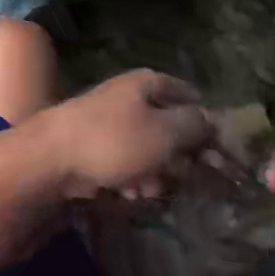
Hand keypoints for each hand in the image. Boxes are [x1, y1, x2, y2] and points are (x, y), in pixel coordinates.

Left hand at [33, 70, 212, 198]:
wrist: (54, 158)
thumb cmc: (114, 140)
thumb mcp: (163, 132)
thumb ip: (193, 124)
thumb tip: (211, 118)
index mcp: (148, 83)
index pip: (191, 98)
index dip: (208, 125)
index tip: (220, 156)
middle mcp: (132, 95)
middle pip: (171, 126)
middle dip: (179, 157)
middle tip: (180, 177)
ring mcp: (114, 119)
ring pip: (152, 150)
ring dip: (155, 173)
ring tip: (145, 186)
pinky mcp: (100, 145)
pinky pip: (129, 162)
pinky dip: (132, 179)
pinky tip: (127, 192)